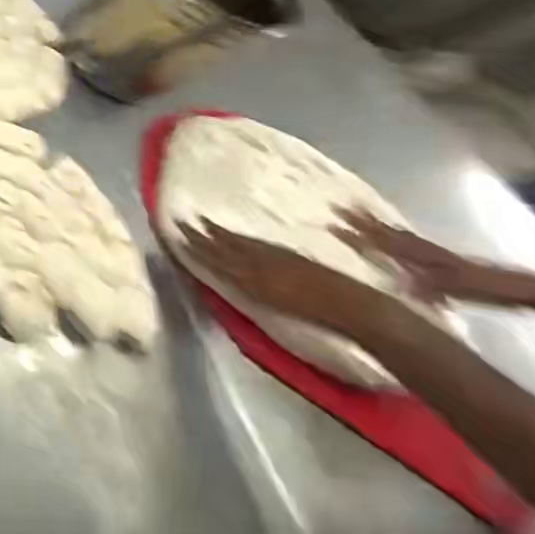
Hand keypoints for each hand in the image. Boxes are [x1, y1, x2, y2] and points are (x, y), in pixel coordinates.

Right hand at [178, 222, 394, 337]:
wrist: (359, 309)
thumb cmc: (316, 315)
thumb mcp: (273, 304)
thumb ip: (245, 286)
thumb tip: (219, 269)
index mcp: (250, 275)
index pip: (215, 256)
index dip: (195, 245)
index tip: (175, 230)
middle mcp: (259, 262)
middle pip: (224, 245)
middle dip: (202, 234)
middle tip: (182, 219)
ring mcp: (278, 258)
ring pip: (240, 242)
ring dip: (220, 232)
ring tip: (204, 221)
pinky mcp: (294, 258)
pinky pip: (260, 243)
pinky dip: (245, 237)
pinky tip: (240, 235)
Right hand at [335, 208, 512, 303]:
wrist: (515, 288)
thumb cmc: (479, 291)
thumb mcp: (451, 292)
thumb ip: (424, 287)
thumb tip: (396, 285)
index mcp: (416, 258)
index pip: (377, 244)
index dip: (354, 236)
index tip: (330, 224)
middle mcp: (419, 249)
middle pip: (384, 232)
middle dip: (361, 220)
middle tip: (339, 204)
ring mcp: (429, 249)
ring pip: (397, 232)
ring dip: (377, 221)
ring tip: (359, 208)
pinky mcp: (438, 253)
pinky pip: (410, 236)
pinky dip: (396, 229)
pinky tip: (395, 229)